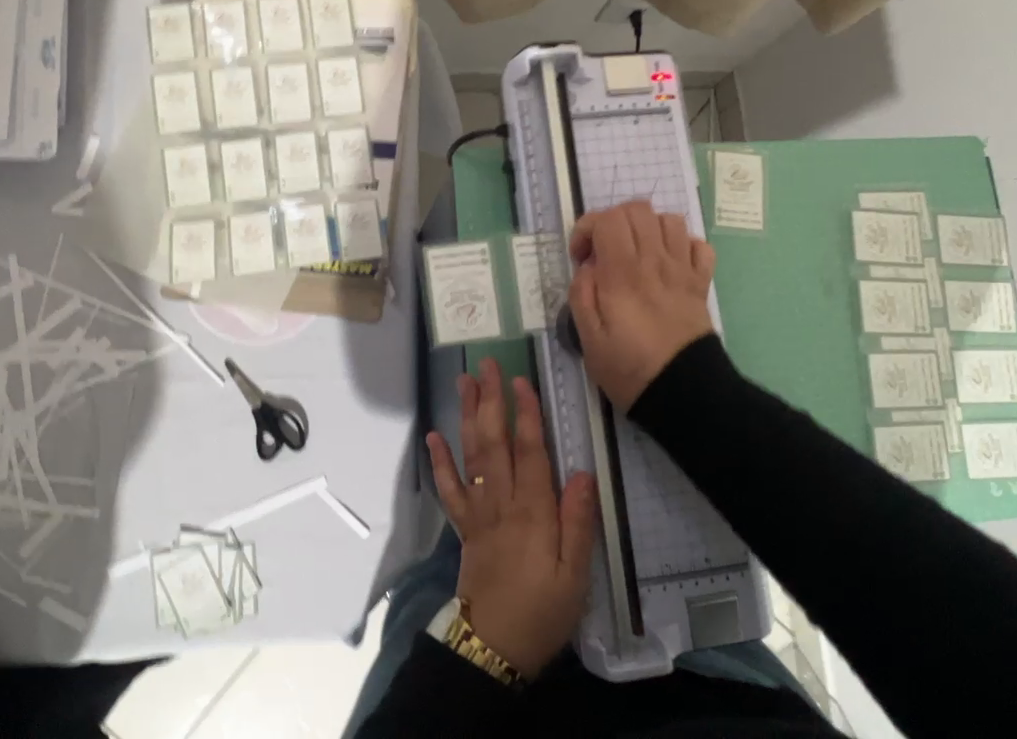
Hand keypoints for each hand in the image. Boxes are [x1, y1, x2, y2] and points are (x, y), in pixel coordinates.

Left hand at [426, 359, 597, 677]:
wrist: (492, 650)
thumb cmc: (542, 614)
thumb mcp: (575, 576)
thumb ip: (577, 523)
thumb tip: (581, 473)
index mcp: (533, 513)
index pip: (529, 452)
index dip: (525, 414)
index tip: (520, 379)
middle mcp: (502, 505)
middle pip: (494, 444)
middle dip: (491, 402)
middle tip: (485, 365)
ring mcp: (479, 516)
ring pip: (471, 457)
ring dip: (467, 418)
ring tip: (463, 384)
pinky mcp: (465, 530)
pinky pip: (450, 491)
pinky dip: (441, 462)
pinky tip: (434, 437)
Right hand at [568, 200, 716, 411]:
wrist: (683, 392)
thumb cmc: (629, 368)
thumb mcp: (589, 338)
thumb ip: (582, 294)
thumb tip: (589, 267)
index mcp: (623, 273)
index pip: (607, 219)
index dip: (586, 229)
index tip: (580, 258)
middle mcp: (655, 261)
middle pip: (637, 209)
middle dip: (613, 221)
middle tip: (603, 251)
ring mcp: (683, 270)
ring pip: (669, 220)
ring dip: (647, 229)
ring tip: (634, 254)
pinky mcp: (701, 283)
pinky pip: (698, 245)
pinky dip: (681, 245)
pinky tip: (666, 264)